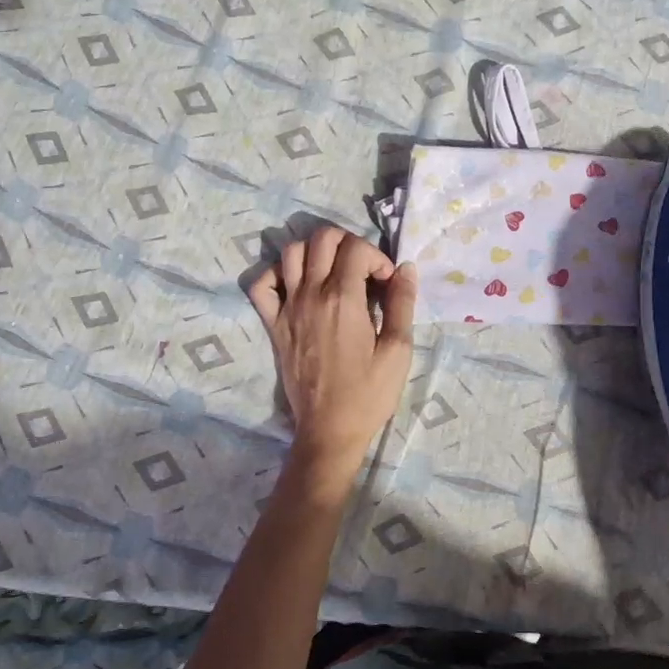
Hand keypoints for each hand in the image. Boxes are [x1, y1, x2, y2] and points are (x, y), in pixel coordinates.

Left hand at [247, 227, 418, 490]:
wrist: (329, 430)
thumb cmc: (368, 394)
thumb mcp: (398, 351)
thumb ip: (403, 304)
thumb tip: (406, 267)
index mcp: (343, 299)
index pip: (356, 248)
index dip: (378, 256)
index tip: (388, 282)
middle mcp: (311, 294)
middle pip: (322, 238)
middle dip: (348, 242)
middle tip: (362, 268)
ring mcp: (288, 307)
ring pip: (291, 252)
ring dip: (315, 251)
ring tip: (333, 270)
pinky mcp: (273, 324)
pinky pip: (261, 284)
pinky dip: (276, 273)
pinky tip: (296, 284)